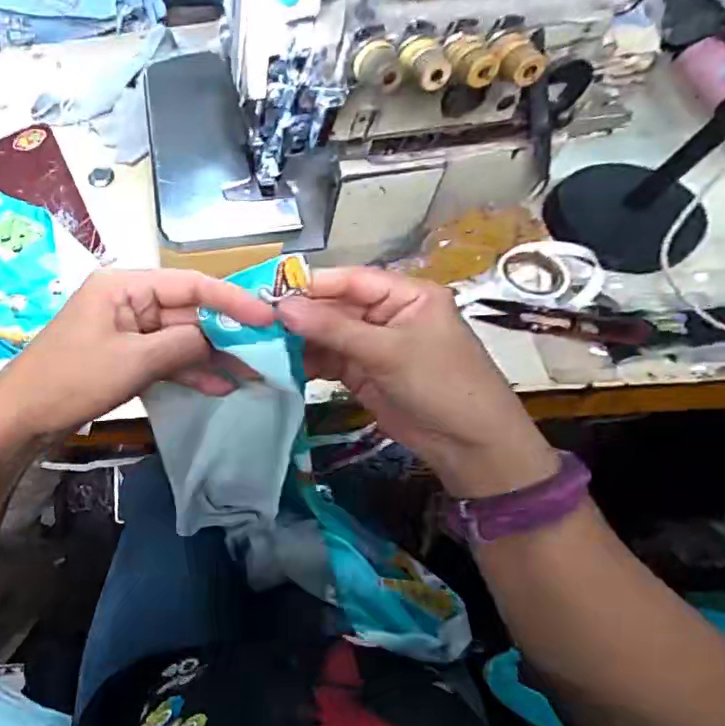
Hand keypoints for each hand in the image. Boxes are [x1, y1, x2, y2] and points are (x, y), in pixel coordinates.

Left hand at [0, 268, 276, 440]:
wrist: (20, 418)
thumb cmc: (72, 380)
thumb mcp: (133, 361)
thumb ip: (182, 346)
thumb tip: (218, 339)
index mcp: (124, 285)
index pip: (191, 283)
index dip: (233, 300)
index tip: (268, 319)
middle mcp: (126, 300)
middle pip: (187, 311)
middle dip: (225, 335)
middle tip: (267, 355)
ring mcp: (124, 330)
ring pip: (178, 338)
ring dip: (211, 358)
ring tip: (250, 376)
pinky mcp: (121, 357)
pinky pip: (163, 358)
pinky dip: (187, 372)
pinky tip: (218, 388)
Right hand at [276, 266, 556, 496]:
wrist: (468, 444)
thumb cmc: (440, 384)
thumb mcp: (387, 352)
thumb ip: (333, 329)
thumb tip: (283, 308)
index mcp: (405, 295)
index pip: (351, 281)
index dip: (312, 285)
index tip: (271, 291)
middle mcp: (387, 314)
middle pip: (334, 307)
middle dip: (299, 315)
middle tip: (257, 320)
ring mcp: (373, 345)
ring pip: (327, 335)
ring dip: (298, 340)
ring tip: (261, 343)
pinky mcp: (362, 373)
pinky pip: (328, 360)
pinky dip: (306, 363)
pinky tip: (279, 364)